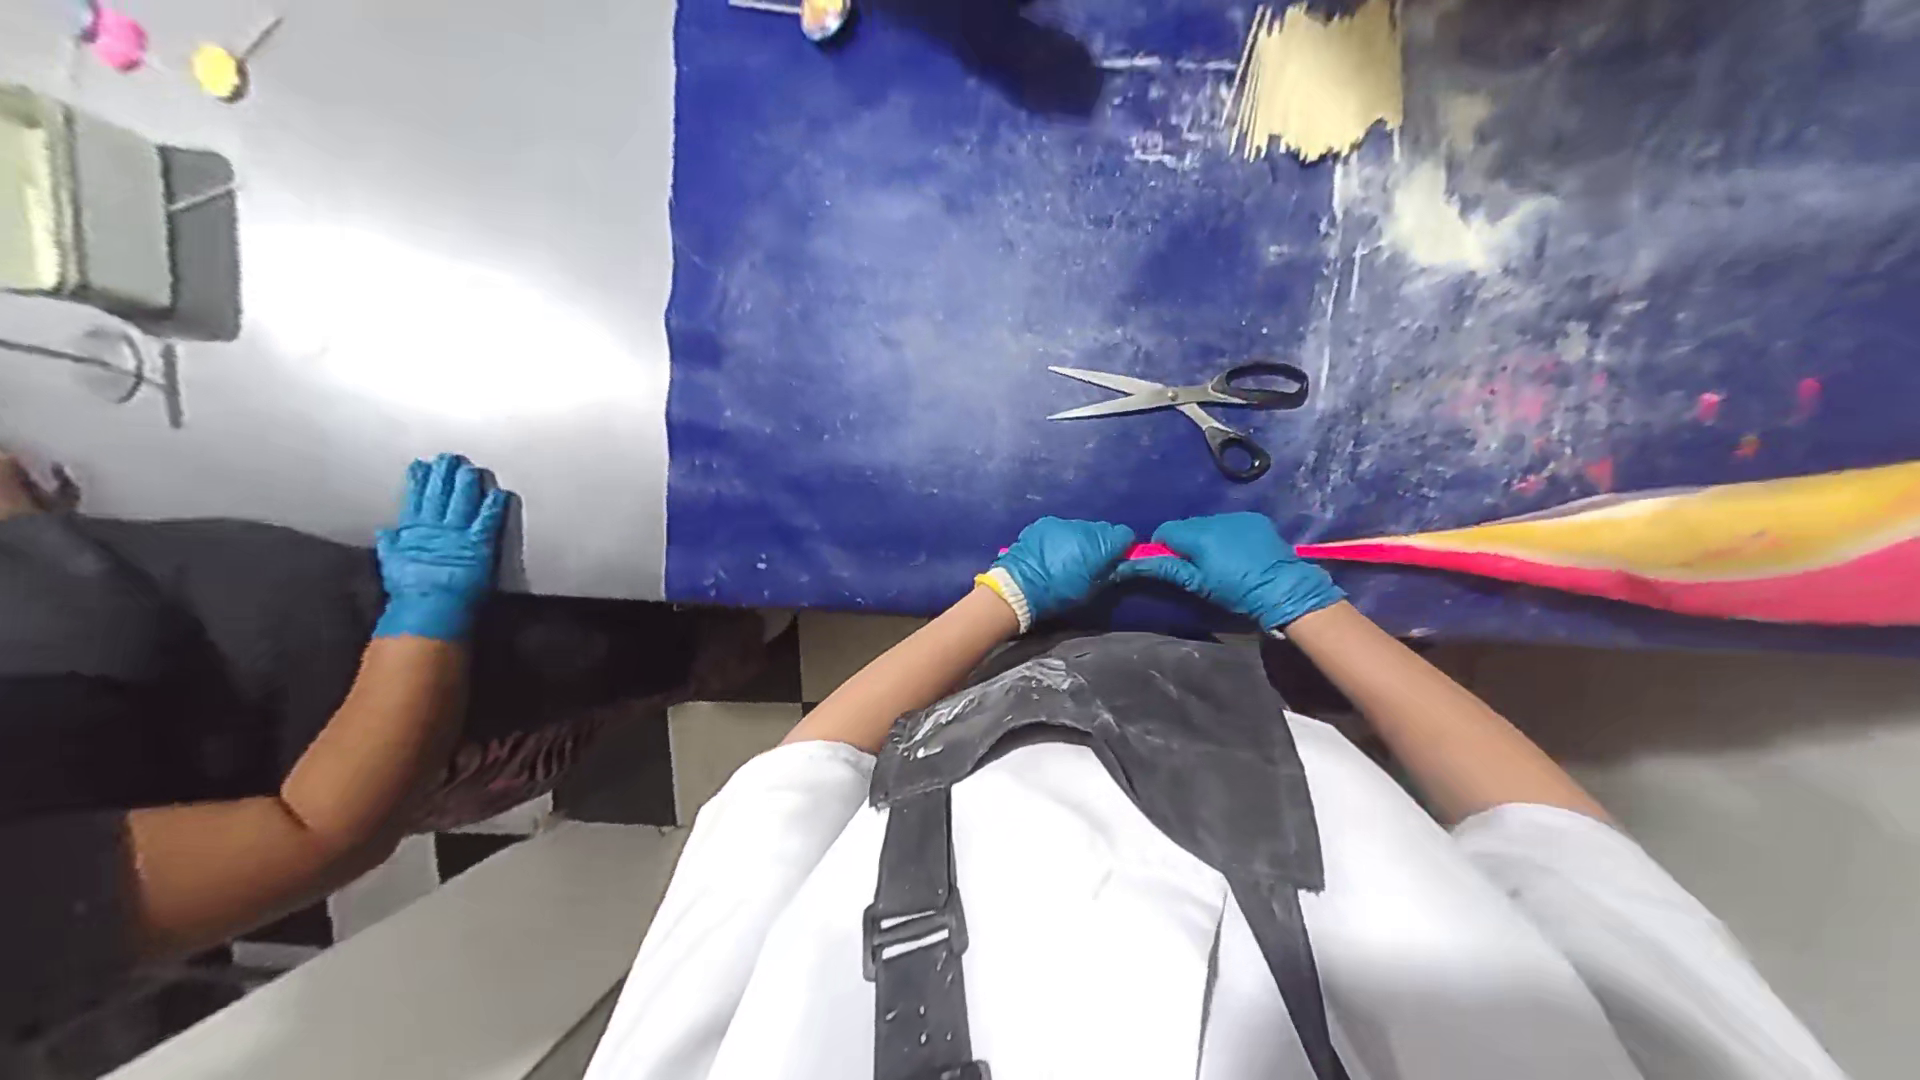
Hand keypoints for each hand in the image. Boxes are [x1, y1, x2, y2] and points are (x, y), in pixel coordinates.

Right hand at [373, 454, 512, 641]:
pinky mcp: (480, 544)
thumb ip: (391, 543)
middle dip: (445, 474)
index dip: (419, 481)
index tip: (421, 463)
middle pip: (441, 495)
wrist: (431, 607)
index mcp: (412, 531)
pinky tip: (499, 492)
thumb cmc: (410, 590)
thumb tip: (384, 530)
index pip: (415, 499)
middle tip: (450, 456)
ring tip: (471, 467)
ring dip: (468, 483)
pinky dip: (493, 505)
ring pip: (463, 501)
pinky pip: (488, 519)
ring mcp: (458, 534)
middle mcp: (435, 528)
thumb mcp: (392, 562)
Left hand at [980, 516, 1135, 631]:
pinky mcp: (1043, 523)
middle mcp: (1082, 527)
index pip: (1124, 535)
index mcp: (1099, 544)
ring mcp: (1061, 523)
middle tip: (1091, 562)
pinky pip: (1060, 528)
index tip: (1116, 560)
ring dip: (1079, 540)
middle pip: (1102, 530)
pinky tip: (1051, 554)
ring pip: (1081, 528)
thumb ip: (1111, 572)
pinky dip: (1061, 538)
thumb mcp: (1092, 589)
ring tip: (1067, 559)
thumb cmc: (1059, 594)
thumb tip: (1124, 564)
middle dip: (1100, 544)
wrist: (1018, 588)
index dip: (1123, 547)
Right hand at [1115, 512, 1343, 630]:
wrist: (1284, 589)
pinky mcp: (1254, 519)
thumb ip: (1166, 569)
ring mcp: (1237, 517)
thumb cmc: (1236, 592)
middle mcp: (1215, 519)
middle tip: (1194, 564)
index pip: (1165, 530)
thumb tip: (1133, 564)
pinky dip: (1226, 533)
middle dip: (1184, 541)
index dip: (1162, 546)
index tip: (1171, 563)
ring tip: (1217, 558)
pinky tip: (1236, 551)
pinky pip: (1229, 522)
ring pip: (1207, 523)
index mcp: (1198, 535)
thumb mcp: (1197, 584)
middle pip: (1186, 525)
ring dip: (1205, 537)